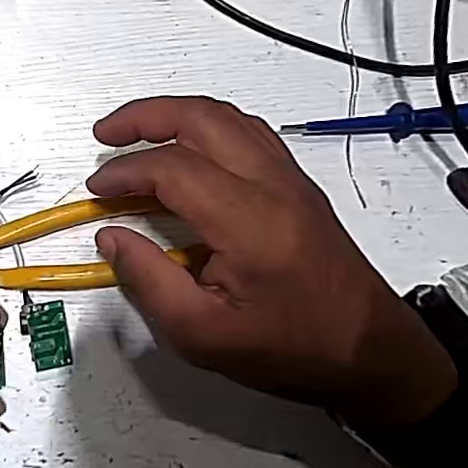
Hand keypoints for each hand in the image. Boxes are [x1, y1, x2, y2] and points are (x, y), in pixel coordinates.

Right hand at [88, 97, 455, 427]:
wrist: (370, 352)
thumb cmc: (293, 348)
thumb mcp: (202, 334)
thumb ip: (148, 280)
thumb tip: (112, 237)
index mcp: (249, 222)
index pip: (173, 168)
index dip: (124, 171)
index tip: (98, 190)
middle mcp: (272, 186)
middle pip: (201, 117)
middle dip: (143, 115)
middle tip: (107, 133)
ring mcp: (289, 179)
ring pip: (226, 116)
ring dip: (175, 115)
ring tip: (137, 133)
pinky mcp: (296, 184)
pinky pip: (246, 131)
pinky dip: (205, 126)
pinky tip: (186, 149)